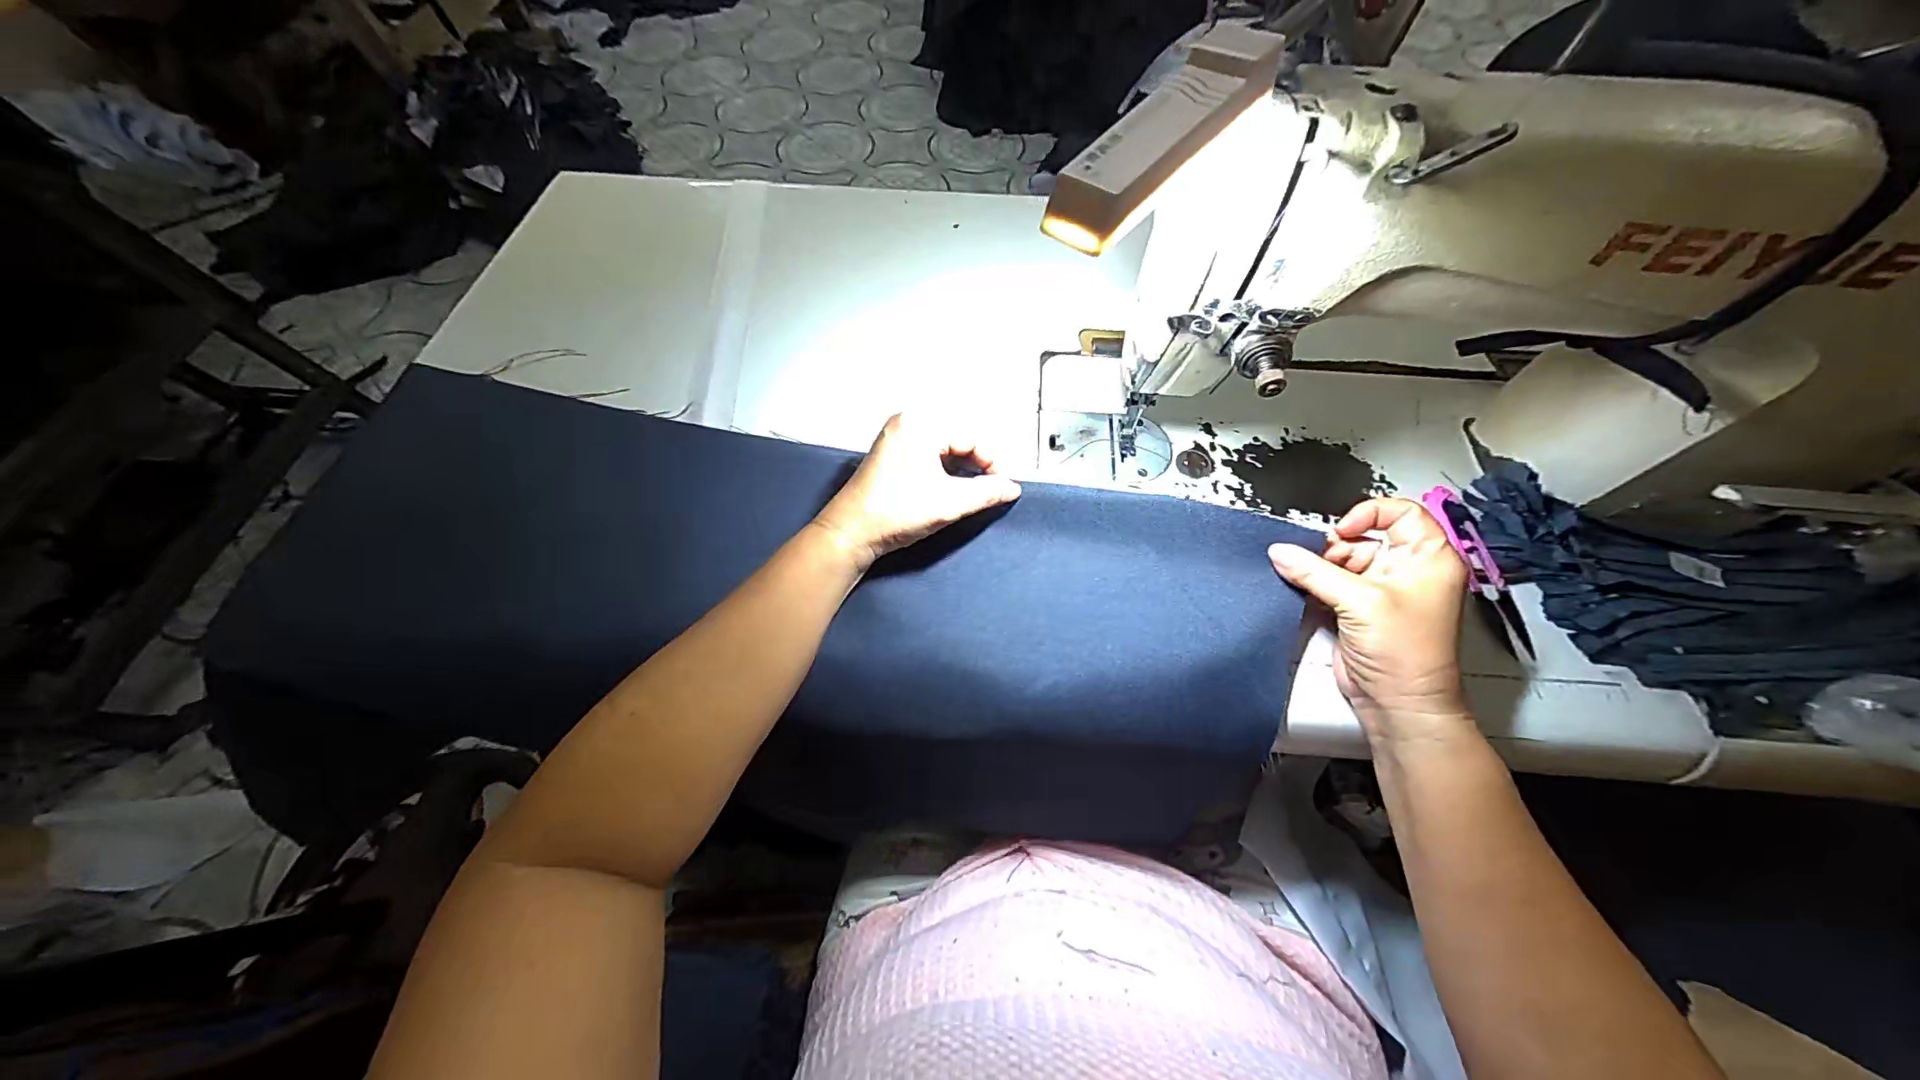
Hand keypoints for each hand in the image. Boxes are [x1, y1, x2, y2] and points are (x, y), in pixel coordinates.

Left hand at [811, 414, 1022, 571]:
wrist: (850, 533)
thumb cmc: (891, 512)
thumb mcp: (950, 503)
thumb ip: (986, 493)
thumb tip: (1010, 488)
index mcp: (919, 424)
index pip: (971, 438)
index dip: (992, 464)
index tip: (1002, 486)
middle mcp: (905, 424)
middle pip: (957, 441)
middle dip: (976, 466)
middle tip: (989, 491)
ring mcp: (895, 439)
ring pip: (943, 450)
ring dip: (959, 472)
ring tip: (969, 495)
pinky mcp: (889, 456)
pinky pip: (926, 457)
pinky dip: (942, 473)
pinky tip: (947, 493)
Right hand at [1268, 497, 1471, 743]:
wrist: (1398, 702)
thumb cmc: (1409, 657)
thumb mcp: (1360, 602)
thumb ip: (1314, 571)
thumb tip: (1281, 551)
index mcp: (1429, 558)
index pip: (1401, 512)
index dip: (1369, 514)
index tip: (1342, 530)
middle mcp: (1408, 570)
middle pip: (1363, 537)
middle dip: (1335, 547)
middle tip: (1318, 562)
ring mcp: (1382, 590)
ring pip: (1343, 560)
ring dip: (1320, 568)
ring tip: (1310, 581)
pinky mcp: (1359, 608)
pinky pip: (1331, 582)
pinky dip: (1315, 583)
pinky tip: (1306, 590)